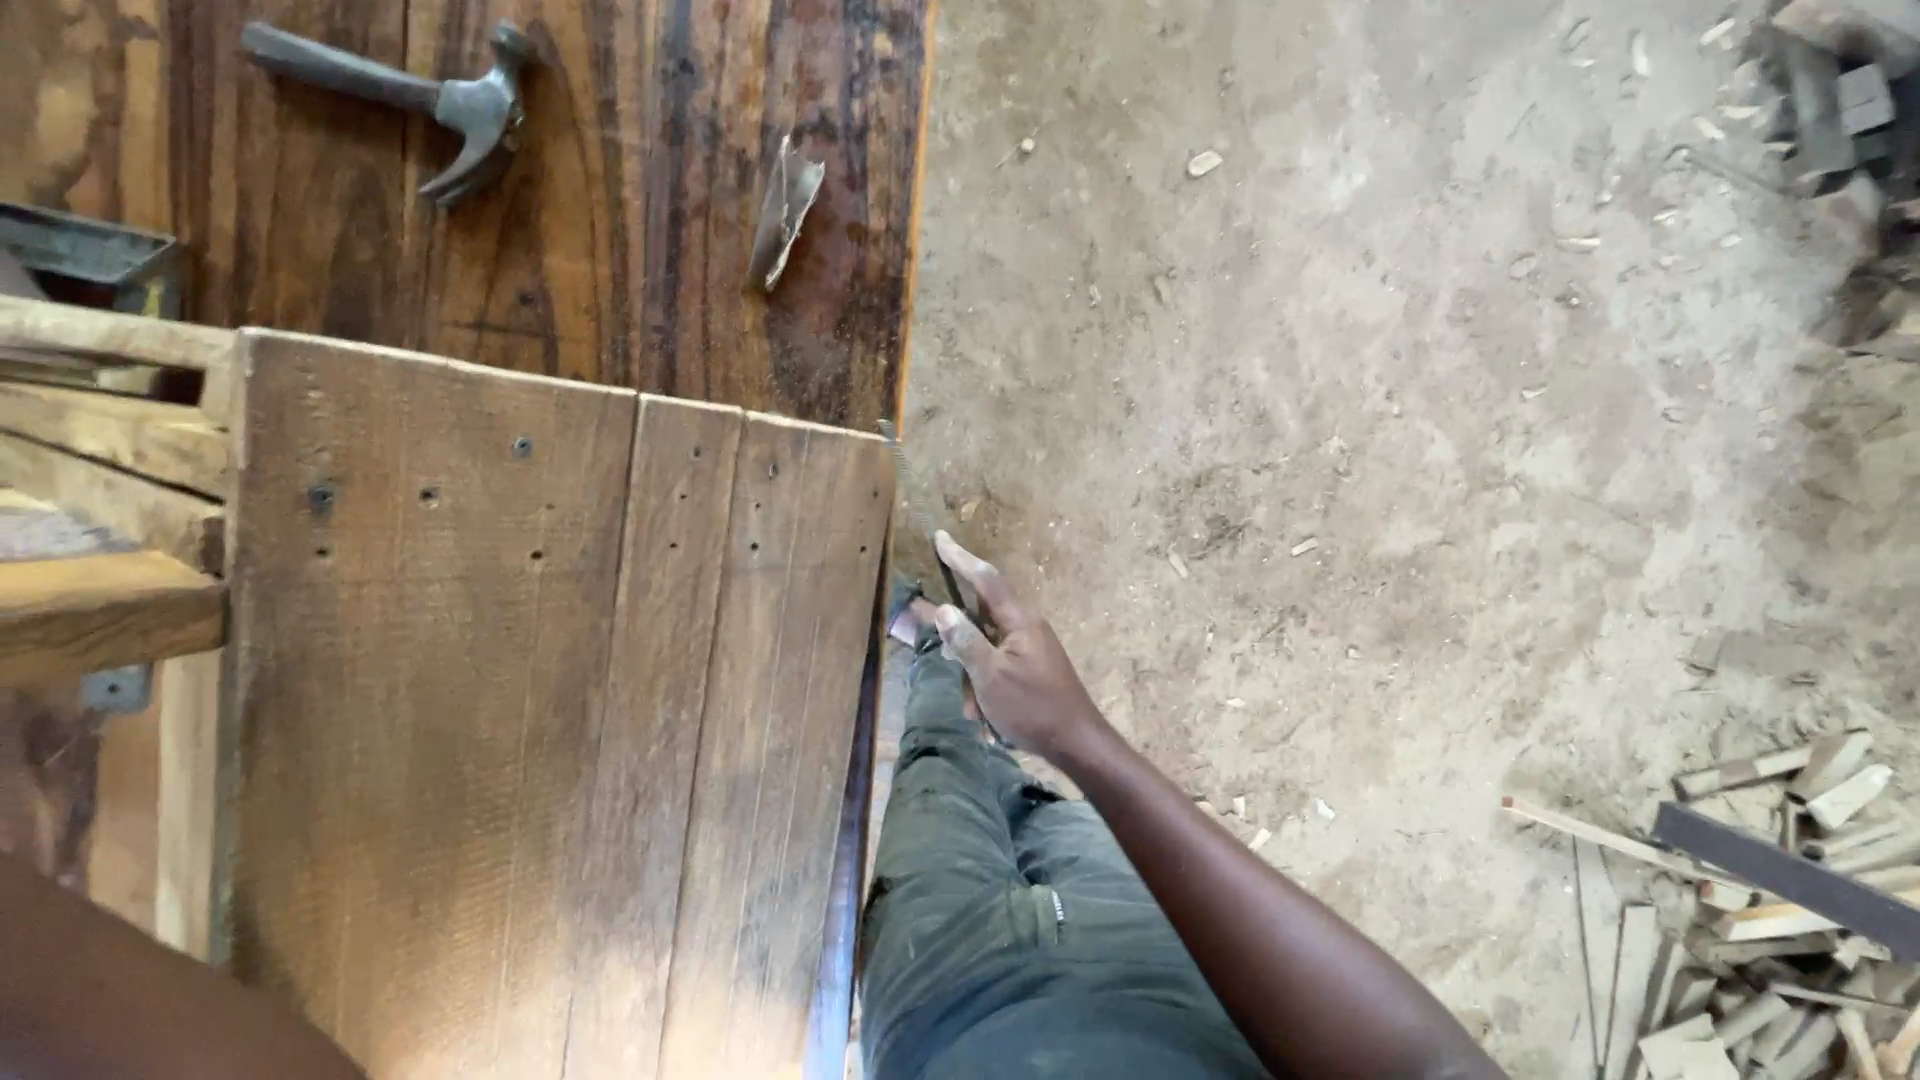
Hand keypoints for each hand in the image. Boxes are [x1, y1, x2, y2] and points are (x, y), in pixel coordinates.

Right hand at [931, 531, 1108, 761]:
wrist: (1077, 744)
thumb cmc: (1033, 708)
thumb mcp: (990, 676)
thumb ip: (965, 641)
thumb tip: (943, 609)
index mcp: (1019, 620)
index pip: (985, 579)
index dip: (960, 558)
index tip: (939, 538)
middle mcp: (1025, 627)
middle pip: (978, 616)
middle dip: (954, 637)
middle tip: (921, 626)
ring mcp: (1029, 649)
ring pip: (984, 650)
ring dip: (972, 677)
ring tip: (975, 710)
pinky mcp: (1030, 670)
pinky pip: (996, 669)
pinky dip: (985, 690)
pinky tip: (987, 720)